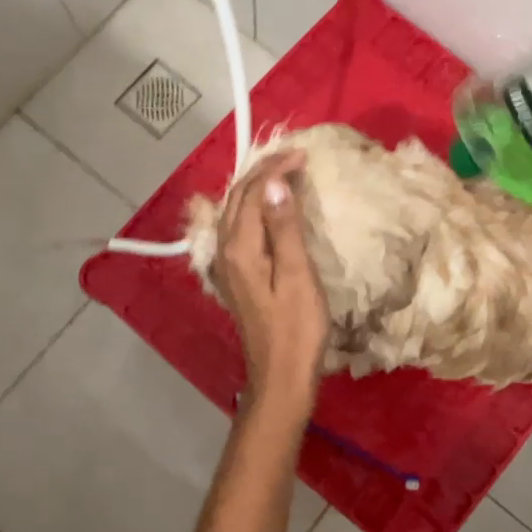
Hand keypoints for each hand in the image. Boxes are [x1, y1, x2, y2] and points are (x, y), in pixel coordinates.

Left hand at [213, 151, 330, 410]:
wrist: (280, 376)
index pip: (254, 193)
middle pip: (238, 198)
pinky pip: (240, 227)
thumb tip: (276, 185)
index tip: (304, 155)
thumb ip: (285, 228)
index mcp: (240, 248)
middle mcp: (226, 251)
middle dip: (263, 172)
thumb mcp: (298, 276)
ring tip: (282, 173)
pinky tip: (268, 208)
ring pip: (236, 211)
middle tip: (294, 157)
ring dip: (256, 187)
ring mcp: (228, 265)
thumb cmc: (297, 328)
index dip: (276, 170)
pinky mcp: (237, 276)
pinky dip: (254, 207)